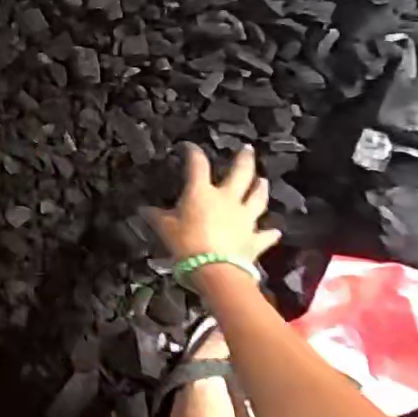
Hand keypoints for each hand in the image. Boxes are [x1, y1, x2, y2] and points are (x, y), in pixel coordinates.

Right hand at [148, 145, 279, 263]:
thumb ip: (155, 215)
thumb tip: (143, 208)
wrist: (215, 270)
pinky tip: (274, 230)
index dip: (193, 152)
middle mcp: (227, 199)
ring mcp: (245, 218)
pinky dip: (270, 232)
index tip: (189, 146)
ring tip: (263, 180)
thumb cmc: (185, 242)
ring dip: (260, 188)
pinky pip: (266, 234)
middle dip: (244, 160)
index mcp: (201, 192)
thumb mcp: (163, 227)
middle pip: (240, 174)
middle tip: (248, 149)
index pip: (197, 165)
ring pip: (257, 198)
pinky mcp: (255, 238)